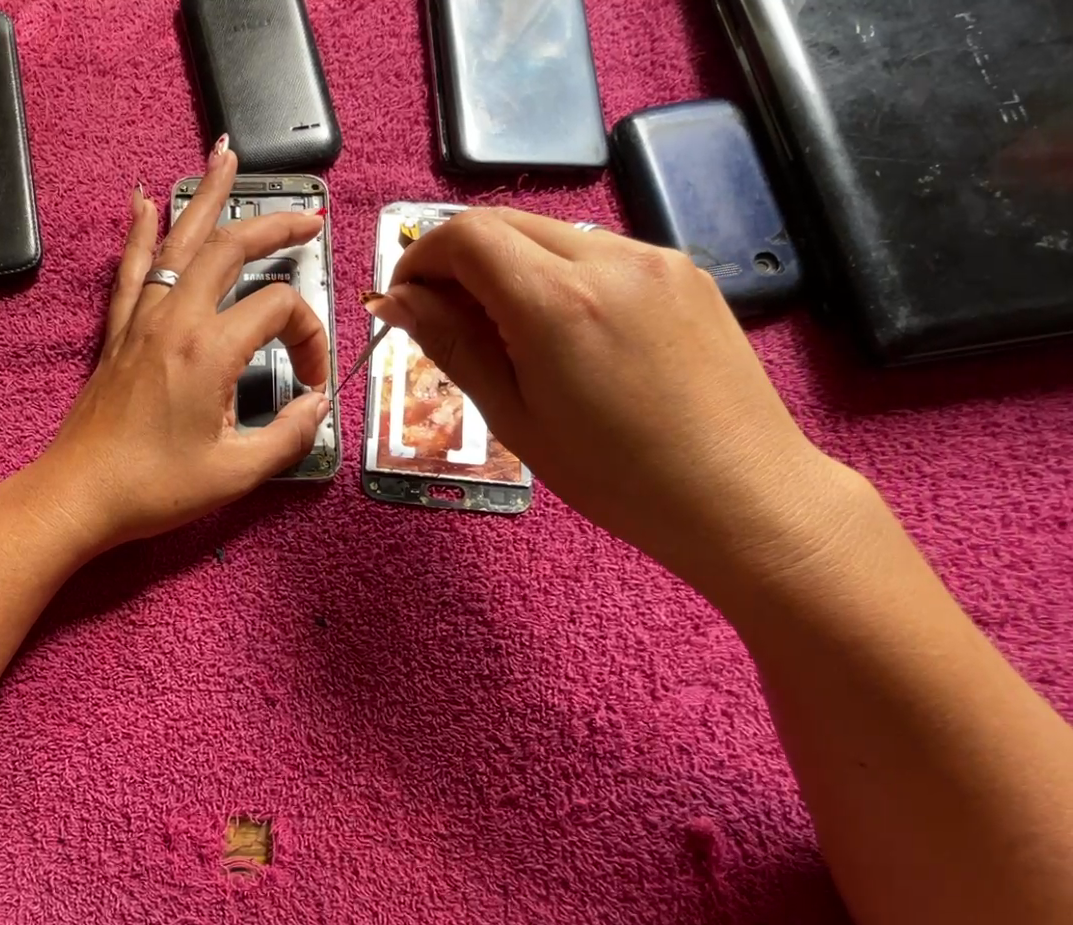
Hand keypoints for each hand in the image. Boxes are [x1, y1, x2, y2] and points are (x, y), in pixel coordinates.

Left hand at [26, 140, 330, 551]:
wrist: (80, 494)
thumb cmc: (154, 488)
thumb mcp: (235, 472)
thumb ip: (287, 436)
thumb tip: (317, 407)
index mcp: (209, 350)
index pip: (278, 310)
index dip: (310, 338)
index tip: (311, 383)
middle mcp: (175, 321)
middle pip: (229, 247)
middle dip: (273, 225)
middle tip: (308, 216)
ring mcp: (141, 323)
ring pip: (178, 242)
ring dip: (206, 198)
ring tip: (225, 155)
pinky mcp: (117, 335)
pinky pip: (131, 270)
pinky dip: (140, 233)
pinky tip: (142, 202)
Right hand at [365, 208, 859, 587]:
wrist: (737, 491)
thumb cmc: (611, 473)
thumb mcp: (512, 415)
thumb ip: (452, 344)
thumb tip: (397, 301)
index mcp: (557, 302)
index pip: (466, 235)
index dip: (420, 258)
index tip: (404, 302)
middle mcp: (608, 259)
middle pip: (503, 222)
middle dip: (455, 259)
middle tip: (440, 319)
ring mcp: (654, 258)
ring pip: (549, 233)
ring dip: (504, 265)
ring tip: (500, 333)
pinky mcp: (682, 270)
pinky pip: (595, 251)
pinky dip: (553, 273)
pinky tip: (557, 332)